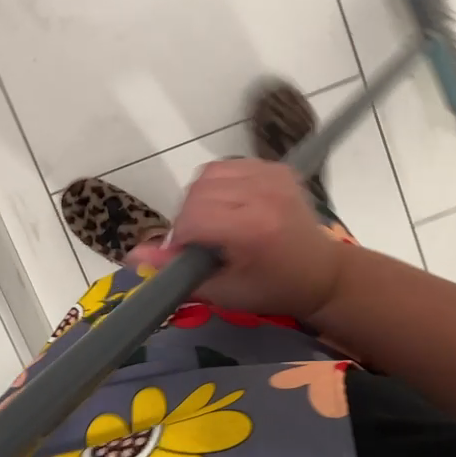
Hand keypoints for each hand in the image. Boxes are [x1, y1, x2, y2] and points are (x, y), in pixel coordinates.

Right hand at [125, 159, 345, 317]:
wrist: (323, 273)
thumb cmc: (272, 289)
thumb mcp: (223, 291)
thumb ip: (177, 272)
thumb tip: (132, 255)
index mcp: (253, 228)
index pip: (194, 216)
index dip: (180, 236)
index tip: (188, 253)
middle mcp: (264, 194)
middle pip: (198, 192)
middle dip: (189, 217)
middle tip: (202, 242)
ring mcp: (273, 176)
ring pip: (209, 175)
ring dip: (202, 198)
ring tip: (216, 223)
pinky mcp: (277, 167)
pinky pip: (229, 165)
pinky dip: (220, 185)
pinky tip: (232, 208)